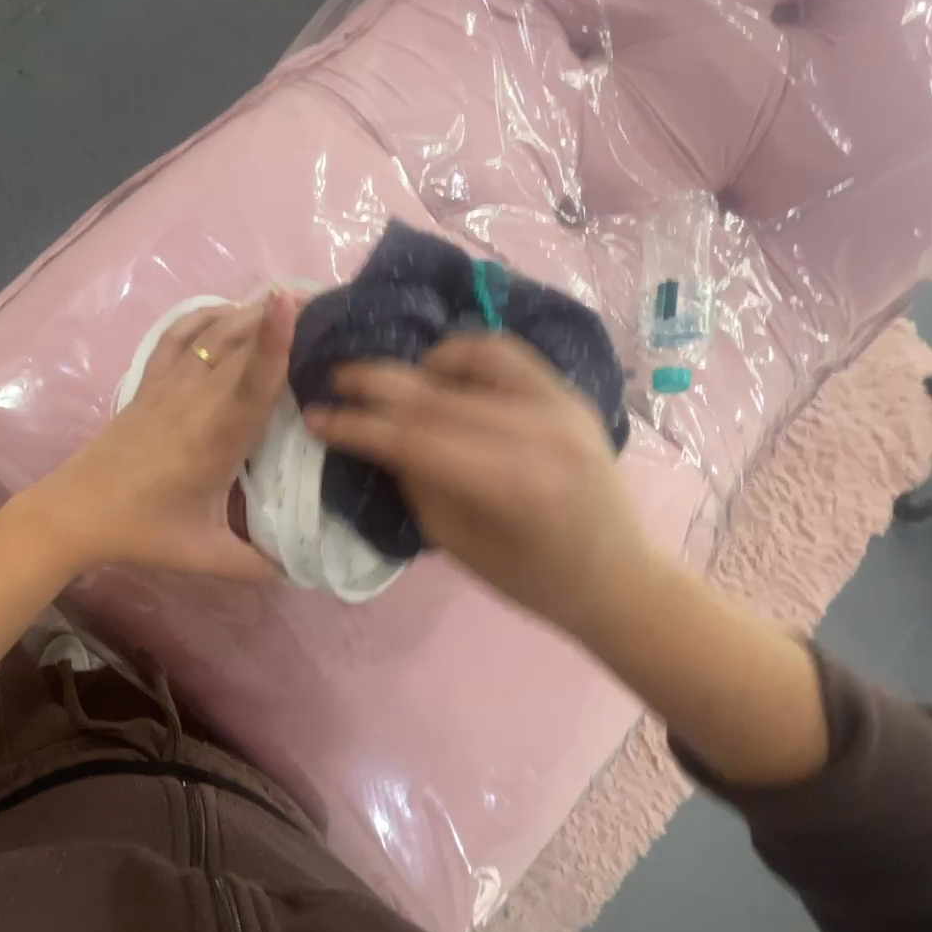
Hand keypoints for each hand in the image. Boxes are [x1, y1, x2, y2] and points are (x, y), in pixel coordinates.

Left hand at [22, 291, 297, 581]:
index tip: (296, 305)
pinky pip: (176, 337)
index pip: (252, 383)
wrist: (74, 513)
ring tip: (288, 300)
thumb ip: (256, 563)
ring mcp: (166, 387)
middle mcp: (193, 402)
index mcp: (214, 441)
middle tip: (327, 309)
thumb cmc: (141, 532)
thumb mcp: (203, 555)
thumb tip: (303, 567)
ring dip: (249, 314)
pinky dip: (202, 316)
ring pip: (212, 336)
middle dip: (282, 320)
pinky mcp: (146, 385)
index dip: (276, 342)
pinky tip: (227, 310)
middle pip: (241, 348)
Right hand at [303, 333, 661, 632]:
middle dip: (374, 385)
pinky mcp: (569, 393)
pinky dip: (462, 355)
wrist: (617, 576)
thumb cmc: (528, 576)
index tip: (314, 417)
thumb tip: (374, 436)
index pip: (414, 440)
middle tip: (332, 378)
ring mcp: (562, 406)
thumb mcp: (454, 540)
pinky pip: (504, 355)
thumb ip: (414, 479)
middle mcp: (541, 434)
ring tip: (391, 382)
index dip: (358, 426)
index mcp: (512, 486)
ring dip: (418, 365)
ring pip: (470, 359)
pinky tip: (437, 373)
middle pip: (434, 396)